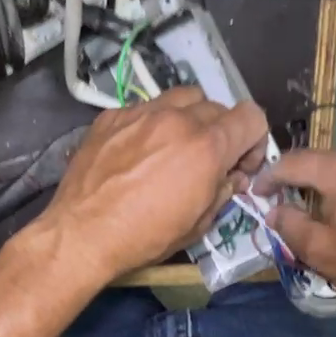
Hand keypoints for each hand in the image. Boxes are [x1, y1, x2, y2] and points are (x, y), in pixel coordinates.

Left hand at [35, 87, 269, 281]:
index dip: (253, 142)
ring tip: (175, 148)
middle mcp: (177, 119)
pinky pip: (145, 108)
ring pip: (182, 98)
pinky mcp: (111, 117)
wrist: (82, 234)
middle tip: (207, 163)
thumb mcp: (197, 225)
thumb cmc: (144, 238)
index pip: (251, 117)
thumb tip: (232, 176)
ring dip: (189, 119)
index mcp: (206, 147)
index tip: (239, 166)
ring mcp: (141, 113)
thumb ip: (223, 192)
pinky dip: (153, 124)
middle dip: (221, 134)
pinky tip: (140, 152)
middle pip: (218, 107)